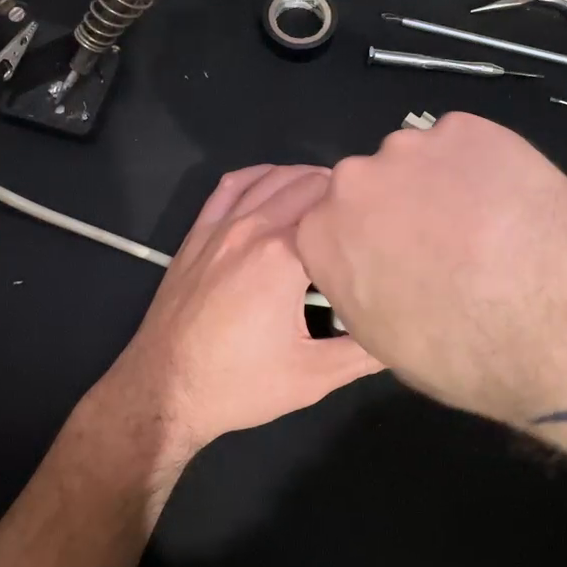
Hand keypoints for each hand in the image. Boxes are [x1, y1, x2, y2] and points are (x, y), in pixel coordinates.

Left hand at [92, 165, 382, 459]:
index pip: (336, 210)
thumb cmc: (238, 385)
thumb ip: (364, 352)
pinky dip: (259, 175)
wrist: (163, 392)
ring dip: (305, 178)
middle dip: (341, 193)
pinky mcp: (198, 234)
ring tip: (331, 198)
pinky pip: (230, 186)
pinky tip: (276, 182)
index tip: (383, 228)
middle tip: (365, 216)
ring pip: (272, 177)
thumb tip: (403, 335)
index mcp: (283, 256)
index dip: (364, 214)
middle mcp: (253, 229)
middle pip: (308, 184)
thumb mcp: (313, 377)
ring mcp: (221, 227)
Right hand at [295, 114, 566, 423]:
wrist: (556, 312)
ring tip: (487, 223)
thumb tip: (382, 273)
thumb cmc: (466, 350)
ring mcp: (412, 147)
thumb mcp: (390, 344)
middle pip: (370, 186)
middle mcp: (356, 180)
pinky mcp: (466, 127)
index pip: (329, 228)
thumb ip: (365, 291)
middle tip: (445, 243)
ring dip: (440, 184)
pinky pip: (464, 144)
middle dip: (399, 209)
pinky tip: (511, 201)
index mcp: (324, 236)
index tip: (397, 262)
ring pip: (418, 161)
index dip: (366, 246)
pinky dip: (481, 165)